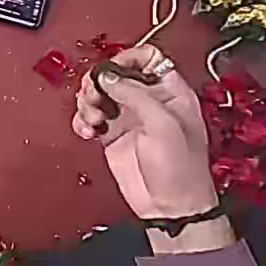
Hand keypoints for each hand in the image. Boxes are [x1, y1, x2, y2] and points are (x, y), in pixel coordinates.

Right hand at [73, 47, 232, 252]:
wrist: (170, 208)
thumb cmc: (181, 169)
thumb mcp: (163, 125)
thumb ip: (135, 94)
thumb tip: (108, 75)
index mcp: (169, 91)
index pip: (147, 57)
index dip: (127, 58)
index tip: (111, 70)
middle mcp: (147, 100)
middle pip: (116, 73)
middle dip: (99, 81)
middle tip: (94, 95)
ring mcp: (129, 117)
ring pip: (99, 92)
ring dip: (88, 100)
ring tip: (91, 117)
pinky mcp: (113, 135)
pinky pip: (90, 116)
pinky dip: (83, 120)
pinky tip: (87, 130)